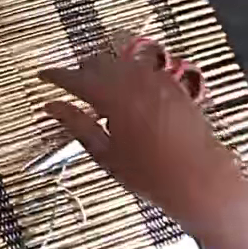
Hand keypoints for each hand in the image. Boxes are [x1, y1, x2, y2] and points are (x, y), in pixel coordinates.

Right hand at [39, 35, 247, 236]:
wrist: (205, 186)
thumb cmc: (150, 176)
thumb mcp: (105, 154)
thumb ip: (77, 125)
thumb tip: (50, 106)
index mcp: (114, 98)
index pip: (76, 78)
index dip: (56, 76)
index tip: (42, 76)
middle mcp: (137, 83)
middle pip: (100, 63)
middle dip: (81, 70)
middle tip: (68, 85)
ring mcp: (160, 84)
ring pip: (123, 63)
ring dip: (105, 70)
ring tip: (95, 87)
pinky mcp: (177, 90)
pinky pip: (146, 71)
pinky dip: (130, 74)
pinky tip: (127, 90)